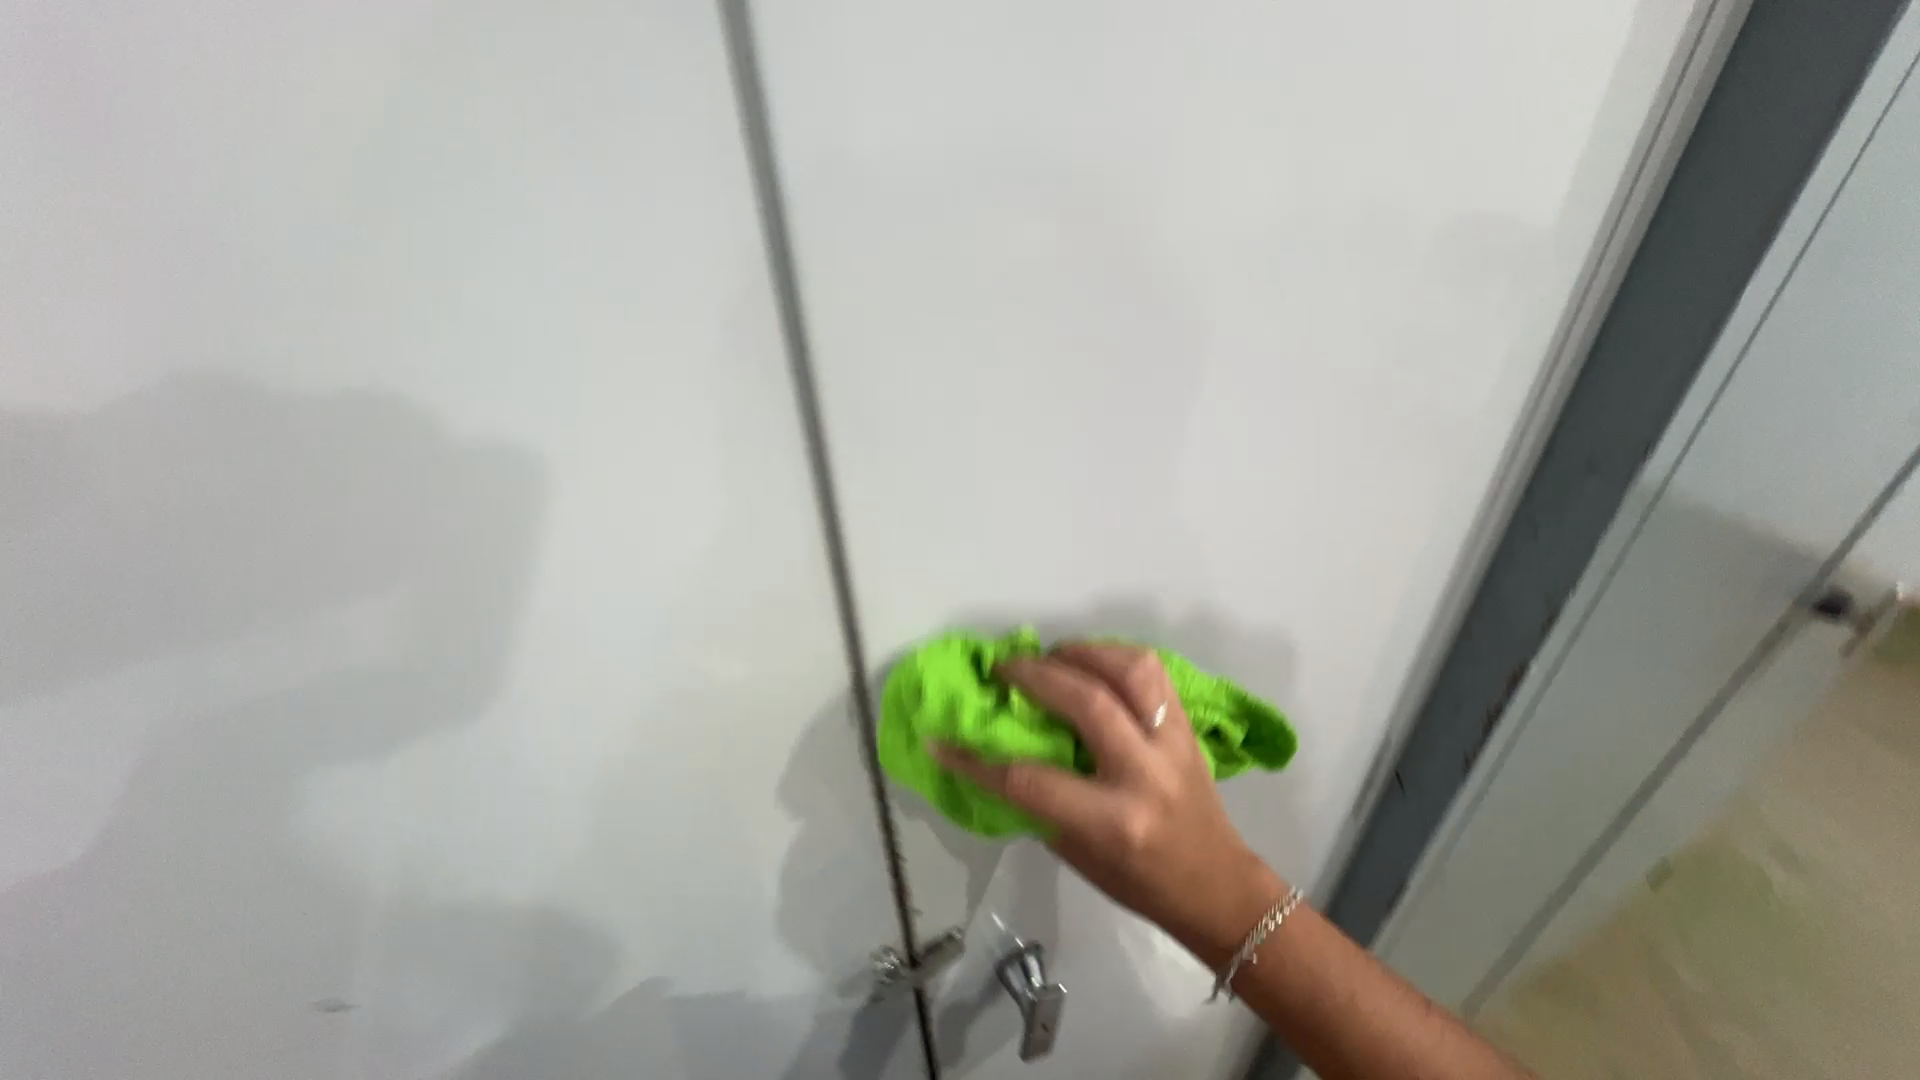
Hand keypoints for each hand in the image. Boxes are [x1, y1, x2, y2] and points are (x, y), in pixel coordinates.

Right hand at [933, 642, 1289, 964]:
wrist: (1218, 887)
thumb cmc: (1140, 883)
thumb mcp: (1078, 856)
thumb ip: (1039, 804)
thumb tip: (997, 754)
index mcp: (1114, 821)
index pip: (1032, 781)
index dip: (978, 760)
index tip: (942, 740)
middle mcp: (1145, 774)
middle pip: (1086, 702)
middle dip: (1034, 676)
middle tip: (1003, 669)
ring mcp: (1173, 744)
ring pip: (1130, 671)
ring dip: (1082, 651)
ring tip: (1051, 656)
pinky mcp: (1188, 725)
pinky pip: (1153, 671)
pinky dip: (1116, 655)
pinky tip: (1091, 661)